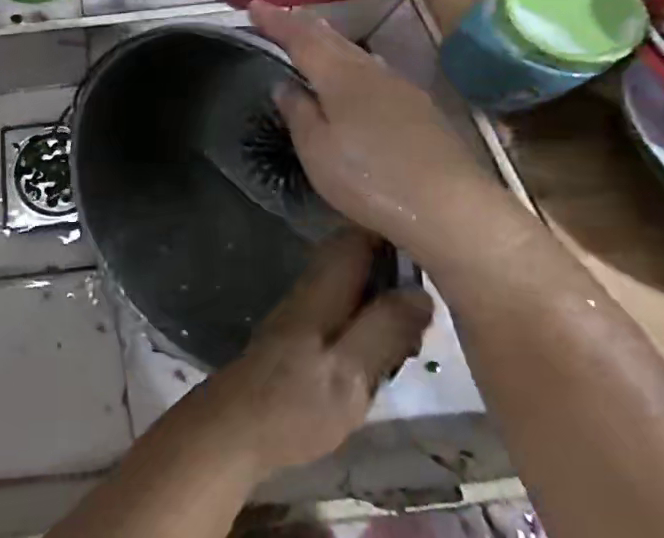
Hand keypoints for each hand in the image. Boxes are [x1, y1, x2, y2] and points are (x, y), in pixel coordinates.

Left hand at [183, 231, 431, 476]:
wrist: (234, 430)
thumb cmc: (294, 404)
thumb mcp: (350, 373)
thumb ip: (385, 330)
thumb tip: (421, 293)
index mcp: (323, 287)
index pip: (357, 235)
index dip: (393, 234)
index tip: (430, 253)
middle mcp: (311, 288)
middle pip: (356, 257)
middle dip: (394, 272)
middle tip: (428, 307)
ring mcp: (303, 310)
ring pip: (352, 285)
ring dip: (383, 300)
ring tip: (415, 334)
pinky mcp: (301, 334)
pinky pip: (343, 310)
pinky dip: (368, 321)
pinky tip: (385, 354)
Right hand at [250, 0, 483, 248]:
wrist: (450, 206)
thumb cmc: (370, 178)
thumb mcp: (318, 151)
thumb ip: (299, 113)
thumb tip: (284, 84)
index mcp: (340, 76)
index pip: (301, 37)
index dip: (276, 21)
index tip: (254, 5)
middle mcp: (371, 71)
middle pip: (332, 38)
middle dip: (303, 24)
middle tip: (280, 16)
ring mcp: (400, 87)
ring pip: (356, 52)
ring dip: (330, 41)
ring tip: (313, 37)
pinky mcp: (418, 108)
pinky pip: (373, 71)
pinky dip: (352, 62)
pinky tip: (354, 74)